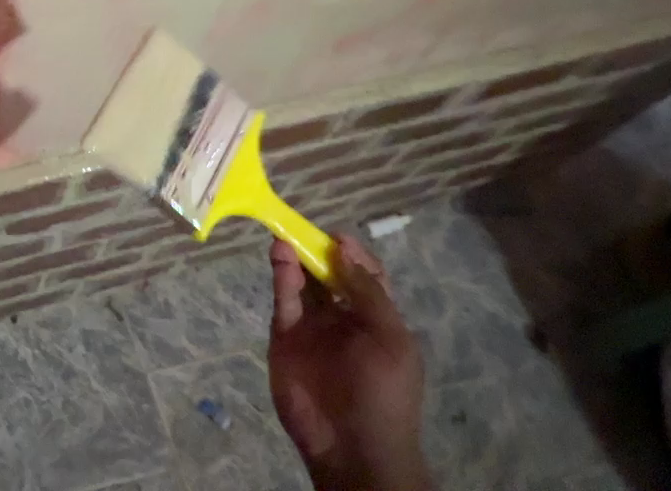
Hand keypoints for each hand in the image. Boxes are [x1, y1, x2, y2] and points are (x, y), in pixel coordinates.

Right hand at [268, 235, 432, 490]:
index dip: (353, 255)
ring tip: (285, 235)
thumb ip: (368, 293)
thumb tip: (344, 250)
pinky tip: (279, 256)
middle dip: (317, 250)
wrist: (352, 444)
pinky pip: (284, 299)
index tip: (337, 236)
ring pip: (303, 282)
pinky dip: (281, 276)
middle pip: (329, 274)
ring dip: (296, 257)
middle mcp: (343, 319)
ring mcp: (313, 327)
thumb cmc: (384, 391)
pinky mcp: (285, 335)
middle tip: (302, 226)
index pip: (364, 277)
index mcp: (376, 320)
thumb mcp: (391, 339)